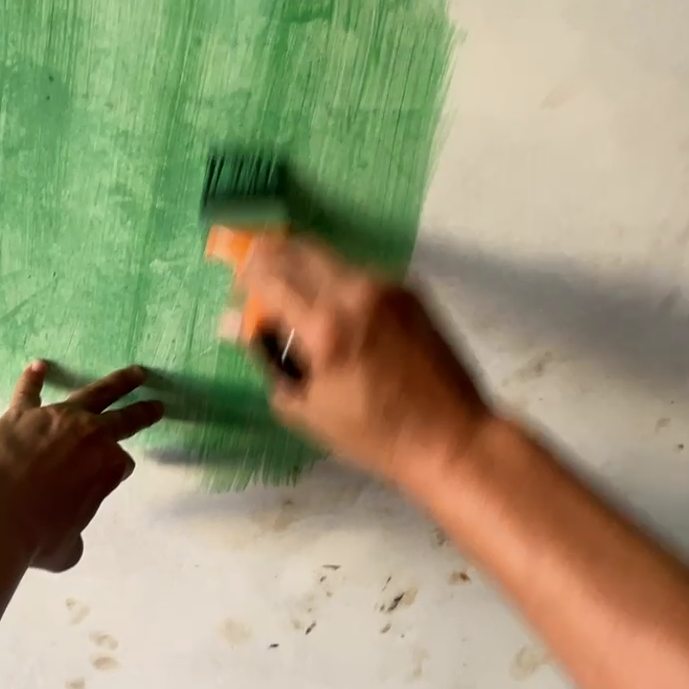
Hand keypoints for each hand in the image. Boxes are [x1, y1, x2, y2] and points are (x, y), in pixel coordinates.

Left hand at [0, 363, 164, 572]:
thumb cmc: (33, 538)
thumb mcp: (65, 549)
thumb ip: (73, 537)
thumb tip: (68, 540)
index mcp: (107, 468)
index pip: (121, 465)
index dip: (115, 473)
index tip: (109, 478)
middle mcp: (89, 437)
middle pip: (124, 419)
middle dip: (143, 411)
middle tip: (157, 405)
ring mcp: (56, 419)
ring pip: (93, 394)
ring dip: (116, 383)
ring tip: (133, 374)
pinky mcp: (22, 414)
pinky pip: (29, 391)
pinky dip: (33, 378)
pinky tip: (38, 367)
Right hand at [239, 236, 491, 490]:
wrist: (452, 437)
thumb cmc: (372, 435)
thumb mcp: (306, 409)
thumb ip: (268, 360)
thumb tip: (236, 325)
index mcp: (325, 328)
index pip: (269, 278)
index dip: (246, 276)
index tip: (237, 282)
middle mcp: (355, 294)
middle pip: (298, 251)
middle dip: (271, 255)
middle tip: (255, 267)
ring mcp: (387, 288)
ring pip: (330, 260)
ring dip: (305, 268)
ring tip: (296, 292)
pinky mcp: (411, 292)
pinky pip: (360, 276)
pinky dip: (339, 284)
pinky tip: (338, 310)